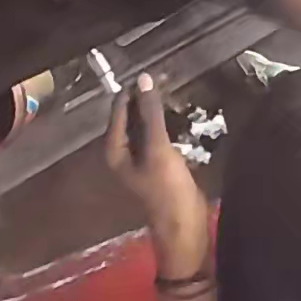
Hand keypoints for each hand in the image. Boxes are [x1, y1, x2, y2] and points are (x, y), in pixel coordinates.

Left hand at [105, 73, 210, 278]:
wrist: (185, 228)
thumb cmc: (166, 188)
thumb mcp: (158, 148)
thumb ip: (151, 113)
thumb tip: (144, 80)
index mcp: (115, 149)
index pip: (120, 108)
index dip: (134, 90)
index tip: (153, 72)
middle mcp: (124, 151)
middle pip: (133, 116)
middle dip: (148, 98)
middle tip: (167, 78)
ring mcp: (143, 158)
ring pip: (148, 125)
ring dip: (160, 110)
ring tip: (176, 91)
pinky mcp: (160, 162)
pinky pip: (161, 135)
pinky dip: (169, 124)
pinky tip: (183, 114)